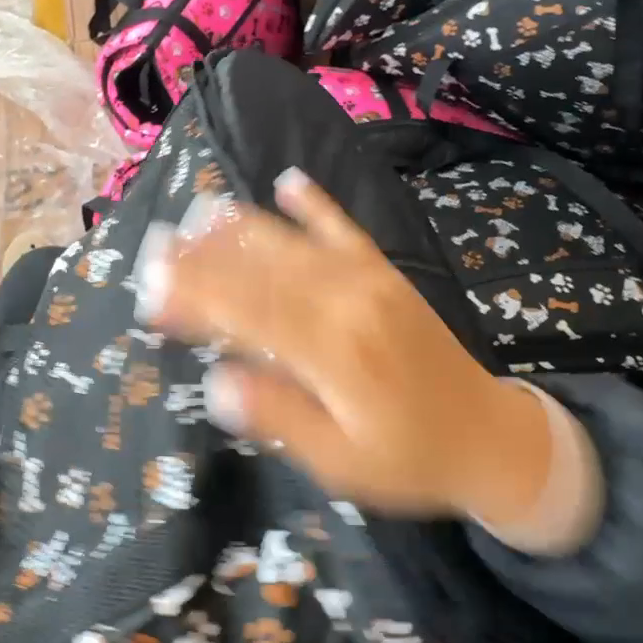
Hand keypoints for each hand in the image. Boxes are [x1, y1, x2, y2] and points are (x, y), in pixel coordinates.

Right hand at [135, 168, 554, 522]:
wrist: (492, 439)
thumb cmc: (406, 458)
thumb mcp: (340, 461)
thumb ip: (279, 417)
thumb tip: (216, 383)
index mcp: (333, 351)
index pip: (248, 311)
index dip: (196, 294)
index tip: (151, 284)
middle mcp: (347, 301)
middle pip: (262, 269)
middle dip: (204, 255)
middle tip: (156, 244)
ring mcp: (369, 279)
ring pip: (294, 242)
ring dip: (243, 226)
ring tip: (198, 212)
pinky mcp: (386, 272)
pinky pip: (345, 229)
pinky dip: (316, 204)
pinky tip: (289, 181)